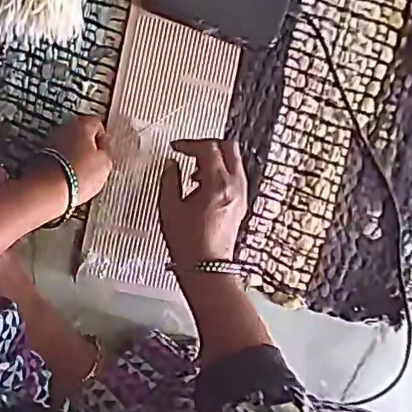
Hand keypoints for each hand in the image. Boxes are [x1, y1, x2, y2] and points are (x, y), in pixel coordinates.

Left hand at [43, 115, 113, 203]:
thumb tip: (103, 145)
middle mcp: (64, 128)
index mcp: (82, 124)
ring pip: (67, 145)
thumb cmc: (77, 174)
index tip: (104, 151)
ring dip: (73, 156)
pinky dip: (61, 165)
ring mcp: (49, 141)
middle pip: (80, 133)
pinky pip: (56, 158)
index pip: (97, 124)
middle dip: (86, 147)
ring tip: (79, 174)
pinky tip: (66, 177)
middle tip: (92, 163)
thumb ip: (106, 150)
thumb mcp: (104, 163)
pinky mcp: (39, 156)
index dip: (102, 138)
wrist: (48, 189)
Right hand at [158, 138, 246, 265]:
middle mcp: (235, 186)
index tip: (177, 148)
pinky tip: (202, 187)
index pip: (208, 149)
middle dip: (207, 147)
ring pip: (233, 162)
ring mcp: (241, 195)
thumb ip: (170, 181)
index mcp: (217, 184)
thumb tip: (172, 166)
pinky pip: (233, 177)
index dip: (190, 144)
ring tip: (193, 173)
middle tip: (189, 153)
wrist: (206, 266)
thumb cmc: (188, 242)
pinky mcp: (241, 203)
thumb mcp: (170, 208)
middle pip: (229, 148)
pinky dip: (219, 174)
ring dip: (214, 161)